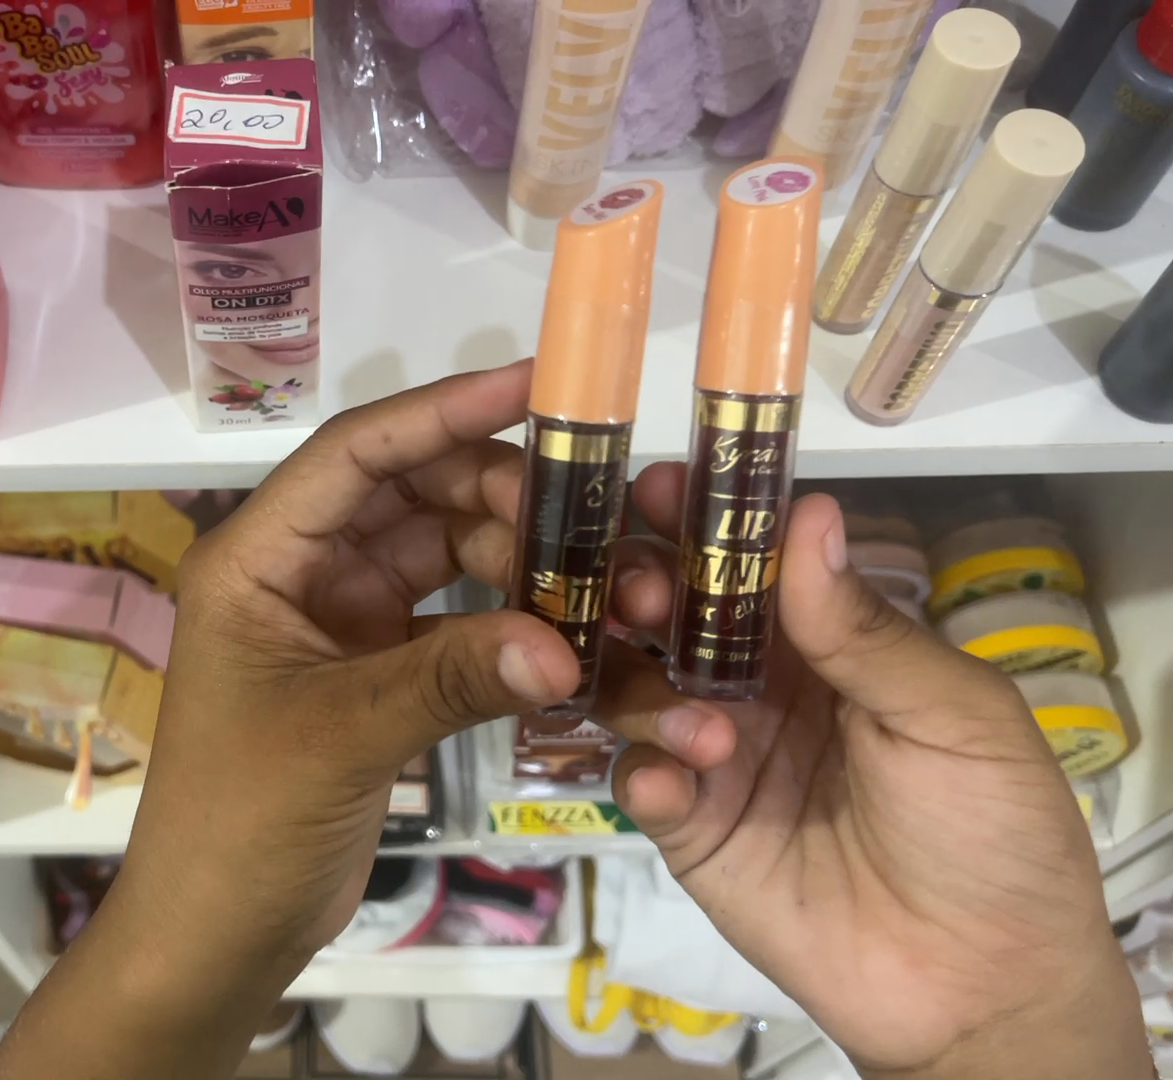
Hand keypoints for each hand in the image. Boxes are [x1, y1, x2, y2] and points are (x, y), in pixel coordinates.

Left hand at [123, 360, 575, 969]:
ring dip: (505, 552)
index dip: (438, 412)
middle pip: (400, 492)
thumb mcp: (341, 735)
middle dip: (491, 491)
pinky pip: (442, 610)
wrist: (216, 920)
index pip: (350, 455)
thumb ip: (449, 680)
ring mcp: (331, 614)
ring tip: (588, 574)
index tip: (533, 386)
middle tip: (587, 511)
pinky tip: (557, 622)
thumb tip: (569, 647)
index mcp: (254, 557)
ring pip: (430, 547)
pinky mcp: (365, 661)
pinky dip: (496, 613)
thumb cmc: (242, 819)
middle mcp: (292, 570)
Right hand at [592, 463, 1146, 1078]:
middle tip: (640, 599)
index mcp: (804, 642)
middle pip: (653, 612)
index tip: (652, 488)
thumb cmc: (987, 836)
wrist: (972, 992)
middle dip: (633, 592)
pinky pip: (629, 773)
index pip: (731, 561)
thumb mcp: (958, 722)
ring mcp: (695, 743)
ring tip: (710, 739)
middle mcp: (734, 679)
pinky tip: (677, 794)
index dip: (691, 520)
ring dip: (643, 694)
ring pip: (623, 684)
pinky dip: (643, 774)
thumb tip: (805, 514)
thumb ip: (870, 630)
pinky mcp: (673, 812)